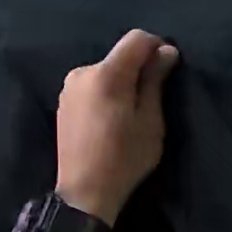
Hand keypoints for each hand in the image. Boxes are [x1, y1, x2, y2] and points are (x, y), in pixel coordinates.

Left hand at [56, 30, 178, 224]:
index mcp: (107, 74)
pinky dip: (107, 94)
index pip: (136, 39)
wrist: (85, 192)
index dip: (157, 47)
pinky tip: (111, 122)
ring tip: (130, 115)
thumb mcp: (150, 121)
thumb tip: (166, 51)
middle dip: (139, 69)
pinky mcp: (63, 103)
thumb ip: (155, 81)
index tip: (168, 70)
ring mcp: (69, 87)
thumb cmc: (124, 158)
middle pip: (120, 56)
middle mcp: (83, 72)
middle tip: (152, 101)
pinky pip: (92, 87)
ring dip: (122, 83)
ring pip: (106, 72)